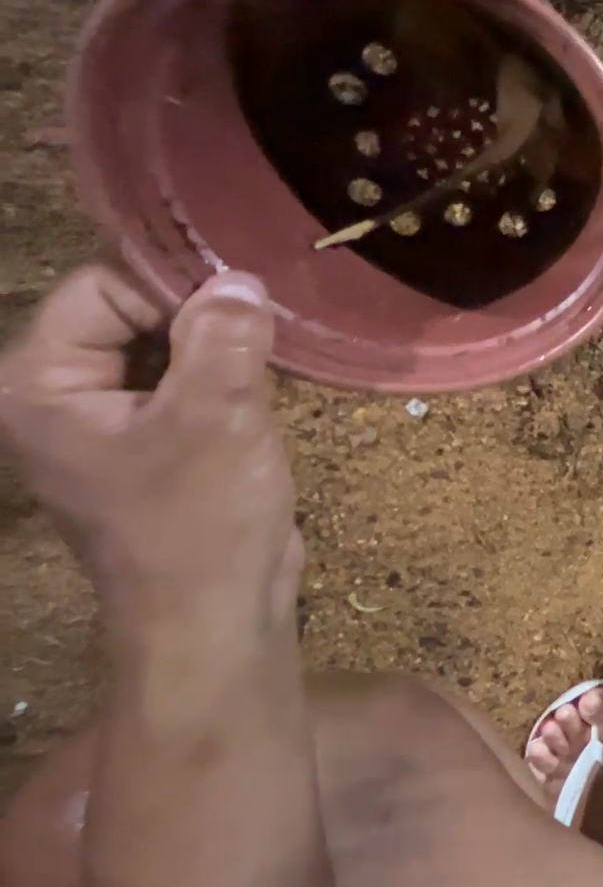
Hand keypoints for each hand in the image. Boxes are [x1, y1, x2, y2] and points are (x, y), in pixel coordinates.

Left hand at [0, 266, 299, 643]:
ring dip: (224, 348)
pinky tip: (270, 387)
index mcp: (41, 385)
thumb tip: (241, 279)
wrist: (215, 607)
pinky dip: (230, 378)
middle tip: (272, 324)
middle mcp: (64, 397)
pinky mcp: (160, 446)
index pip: (99, 292)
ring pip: (167, 352)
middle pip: (130, 317)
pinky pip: (189, 387)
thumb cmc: (200, 515)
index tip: (250, 297)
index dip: (172, 286)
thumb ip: (223, 340)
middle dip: (204, 315)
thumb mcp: (218, 417)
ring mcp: (113, 424)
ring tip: (278, 355)